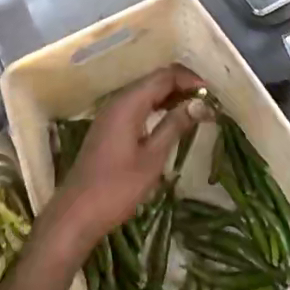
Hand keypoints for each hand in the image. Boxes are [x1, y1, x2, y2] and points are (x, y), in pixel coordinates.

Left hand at [51, 65, 205, 246]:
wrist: (77, 213)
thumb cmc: (117, 187)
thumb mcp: (153, 158)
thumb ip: (175, 125)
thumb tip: (200, 104)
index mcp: (128, 103)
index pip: (164, 76)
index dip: (190, 80)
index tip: (213, 93)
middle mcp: (118, 101)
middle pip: (155, 81)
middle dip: (182, 86)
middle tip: (209, 101)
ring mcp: (111, 113)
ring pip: (146, 93)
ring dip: (171, 97)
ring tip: (197, 109)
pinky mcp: (109, 127)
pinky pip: (138, 106)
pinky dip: (157, 108)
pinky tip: (173, 121)